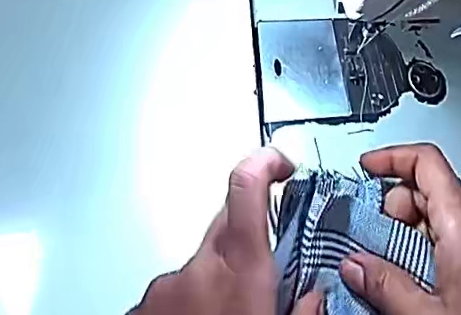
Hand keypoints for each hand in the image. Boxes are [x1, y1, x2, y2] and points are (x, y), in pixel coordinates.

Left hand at [131, 148, 324, 314]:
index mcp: (239, 272)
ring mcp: (165, 288)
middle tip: (270, 269)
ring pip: (200, 262)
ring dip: (218, 280)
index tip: (281, 162)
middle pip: (225, 223)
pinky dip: (193, 302)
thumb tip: (317, 296)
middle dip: (249, 235)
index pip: (247, 185)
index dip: (265, 161)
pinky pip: (176, 291)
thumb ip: (303, 313)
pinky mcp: (143, 306)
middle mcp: (198, 269)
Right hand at [339, 144, 460, 314]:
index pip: (425, 160)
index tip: (365, 170)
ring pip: (440, 218)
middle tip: (369, 241)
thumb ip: (386, 285)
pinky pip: (456, 243)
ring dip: (408, 236)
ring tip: (390, 272)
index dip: (390, 158)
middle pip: (427, 190)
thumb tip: (354, 265)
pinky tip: (418, 289)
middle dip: (392, 210)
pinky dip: (428, 253)